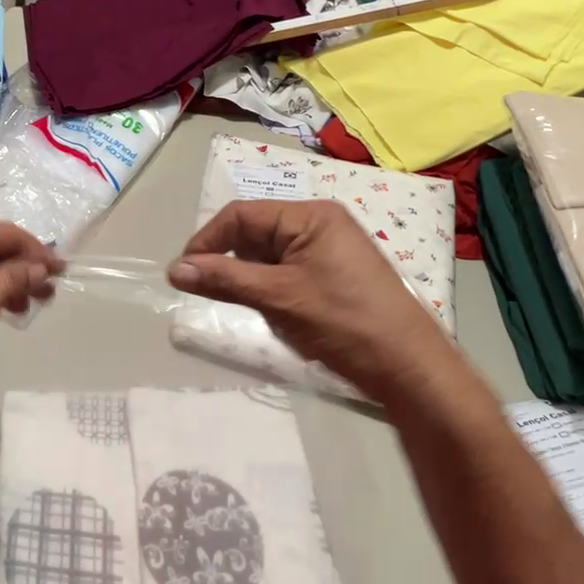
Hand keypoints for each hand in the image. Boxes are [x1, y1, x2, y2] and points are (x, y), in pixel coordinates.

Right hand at [171, 200, 462, 405]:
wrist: (410, 369)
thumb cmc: (344, 322)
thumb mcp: (277, 297)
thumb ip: (224, 278)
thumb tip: (174, 269)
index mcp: (310, 215)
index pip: (242, 215)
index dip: (208, 240)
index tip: (184, 272)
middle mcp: (319, 224)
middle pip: (254, 232)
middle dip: (228, 260)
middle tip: (208, 291)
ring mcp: (329, 250)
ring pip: (267, 254)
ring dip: (247, 277)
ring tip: (241, 305)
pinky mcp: (333, 275)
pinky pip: (286, 271)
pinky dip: (268, 288)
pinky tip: (268, 312)